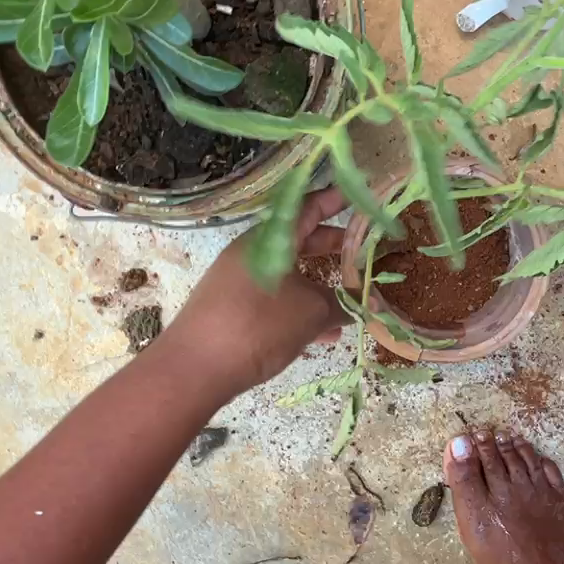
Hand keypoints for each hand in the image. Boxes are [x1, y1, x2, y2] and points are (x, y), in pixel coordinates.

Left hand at [157, 186, 350, 399]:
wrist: (195, 368)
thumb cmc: (257, 325)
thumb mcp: (311, 312)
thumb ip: (342, 304)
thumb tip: (367, 304)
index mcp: (270, 239)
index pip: (308, 207)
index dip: (335, 200)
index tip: (359, 195)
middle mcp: (253, 253)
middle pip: (300, 241)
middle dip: (334, 248)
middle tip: (364, 252)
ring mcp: (240, 282)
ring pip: (290, 275)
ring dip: (321, 285)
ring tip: (350, 300)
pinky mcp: (234, 310)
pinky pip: (276, 300)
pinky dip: (301, 310)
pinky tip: (323, 336)